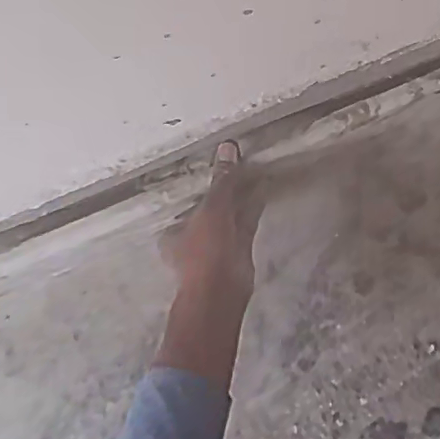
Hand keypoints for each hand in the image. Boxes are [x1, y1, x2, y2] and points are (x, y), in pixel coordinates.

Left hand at [163, 140, 255, 302]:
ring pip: (230, 213)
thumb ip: (222, 180)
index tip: (218, 164)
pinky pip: (245, 221)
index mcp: (175, 230)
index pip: (188, 200)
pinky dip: (253, 205)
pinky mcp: (238, 249)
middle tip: (241, 161)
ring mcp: (217, 244)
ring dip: (242, 193)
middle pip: (211, 206)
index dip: (203, 183)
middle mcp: (193, 236)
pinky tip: (264, 187)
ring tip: (256, 168)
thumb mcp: (212, 209)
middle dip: (226, 188)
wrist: (221, 291)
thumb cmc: (205, 249)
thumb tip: (227, 147)